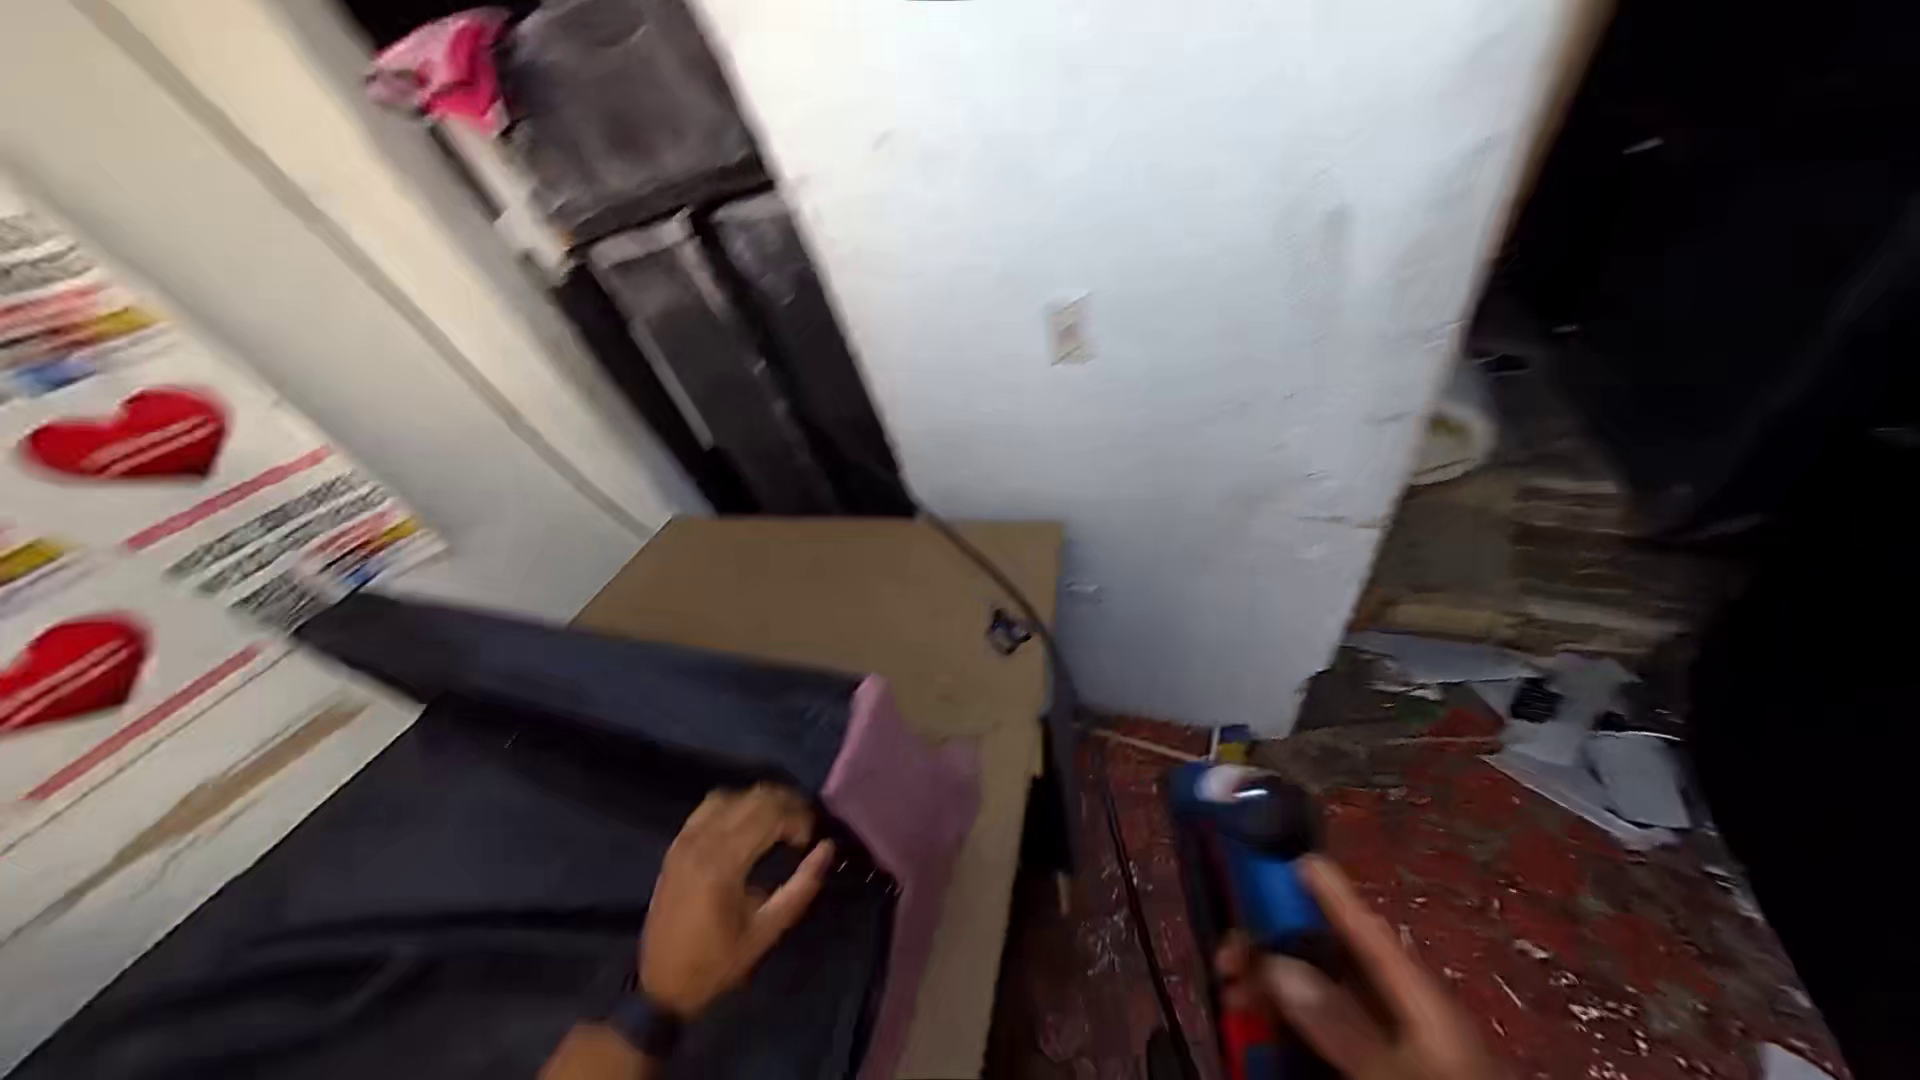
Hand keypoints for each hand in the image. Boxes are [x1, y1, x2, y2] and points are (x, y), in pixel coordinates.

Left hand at [639, 784, 834, 1018]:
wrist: (659, 986)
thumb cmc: (717, 962)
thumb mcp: (767, 931)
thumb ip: (802, 886)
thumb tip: (827, 848)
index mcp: (724, 864)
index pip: (771, 814)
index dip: (799, 818)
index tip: (809, 839)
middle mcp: (703, 841)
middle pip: (755, 797)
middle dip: (787, 804)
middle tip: (802, 827)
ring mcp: (687, 838)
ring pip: (735, 795)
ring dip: (762, 801)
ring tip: (780, 821)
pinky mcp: (678, 842)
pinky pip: (711, 804)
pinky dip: (736, 803)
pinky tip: (747, 822)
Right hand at [1215, 855, 1501, 1079]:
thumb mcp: (1400, 1077)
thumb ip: (1344, 1027)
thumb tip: (1280, 965)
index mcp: (1419, 1002)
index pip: (1369, 933)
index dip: (1333, 893)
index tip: (1297, 857)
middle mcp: (1397, 1015)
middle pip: (1327, 958)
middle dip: (1272, 945)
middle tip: (1228, 955)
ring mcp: (1382, 1046)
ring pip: (1312, 994)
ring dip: (1266, 985)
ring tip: (1230, 992)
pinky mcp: (1364, 1068)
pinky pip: (1312, 1033)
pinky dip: (1278, 1022)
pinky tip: (1251, 1024)